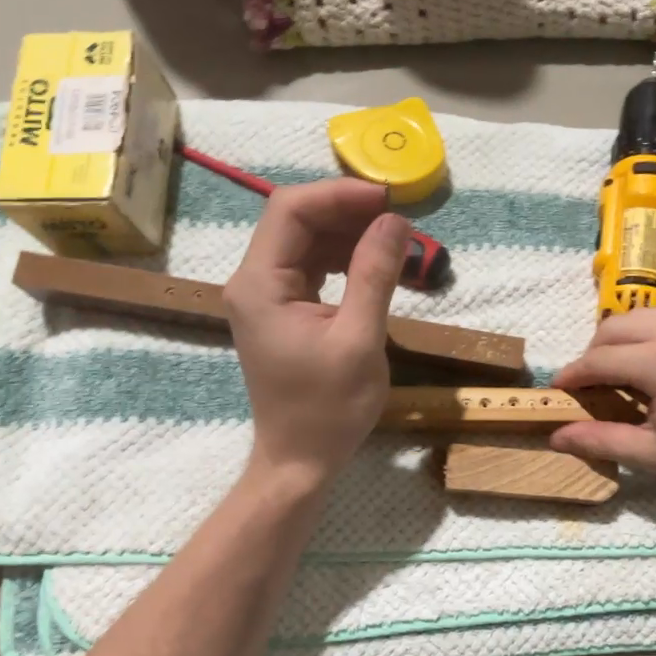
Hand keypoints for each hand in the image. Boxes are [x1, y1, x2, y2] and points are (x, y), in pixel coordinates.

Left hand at [220, 179, 408, 486]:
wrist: (300, 461)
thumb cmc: (328, 409)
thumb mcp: (360, 341)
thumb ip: (375, 275)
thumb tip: (396, 221)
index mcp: (260, 284)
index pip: (291, 210)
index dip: (340, 194)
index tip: (389, 199)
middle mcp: (254, 281)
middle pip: (297, 221)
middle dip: (349, 212)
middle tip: (401, 218)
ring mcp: (266, 296)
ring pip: (306, 242)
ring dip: (350, 235)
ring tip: (396, 239)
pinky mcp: (283, 311)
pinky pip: (312, 268)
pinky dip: (345, 260)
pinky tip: (377, 264)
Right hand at [550, 307, 655, 512]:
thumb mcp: (655, 454)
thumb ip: (601, 440)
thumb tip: (556, 437)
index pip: (598, 359)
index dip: (573, 375)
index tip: (559, 391)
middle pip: (614, 327)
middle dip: (594, 353)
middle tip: (592, 384)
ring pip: (645, 315)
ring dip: (624, 338)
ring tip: (625, 372)